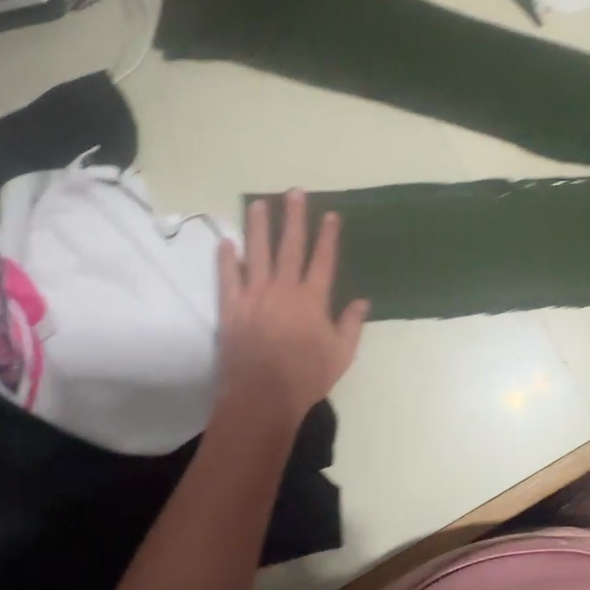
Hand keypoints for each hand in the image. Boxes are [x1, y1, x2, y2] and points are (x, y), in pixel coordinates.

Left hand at [215, 190, 369, 426]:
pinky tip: (227, 242)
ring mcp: (254, 296)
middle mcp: (284, 290)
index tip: (330, 214)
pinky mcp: (231, 308)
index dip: (328, 236)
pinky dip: (226, 259)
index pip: (323, 259)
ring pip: (257, 253)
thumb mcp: (341, 355)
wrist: (262, 397)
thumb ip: (351, 325)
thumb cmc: (307, 378)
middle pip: (290, 246)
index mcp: (313, 300)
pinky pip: (227, 278)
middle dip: (294, 218)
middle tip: (294, 192)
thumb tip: (362, 301)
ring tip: (260, 204)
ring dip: (259, 227)